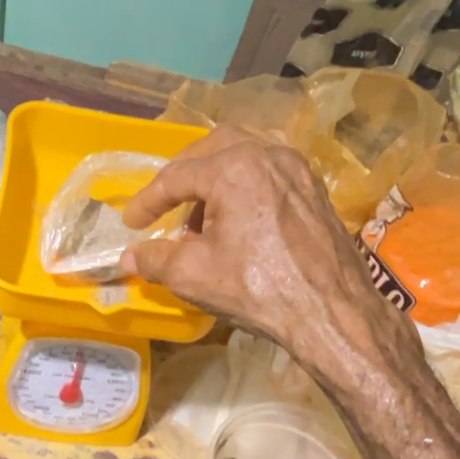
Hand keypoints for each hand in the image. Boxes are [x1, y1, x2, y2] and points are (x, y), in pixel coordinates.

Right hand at [119, 127, 403, 371]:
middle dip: (183, 175)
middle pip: (212, 149)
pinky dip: (243, 188)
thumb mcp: (192, 275)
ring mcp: (297, 170)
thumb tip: (130, 258)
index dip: (147, 201)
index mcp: (234, 168)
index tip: (131, 223)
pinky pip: (268, 174)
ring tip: (200, 219)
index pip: (176, 177)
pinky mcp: (314, 191)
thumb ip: (154, 259)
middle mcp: (268, 155)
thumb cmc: (256, 288)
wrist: (329, 310)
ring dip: (214, 180)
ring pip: (244, 157)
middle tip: (165, 204)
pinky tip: (236, 223)